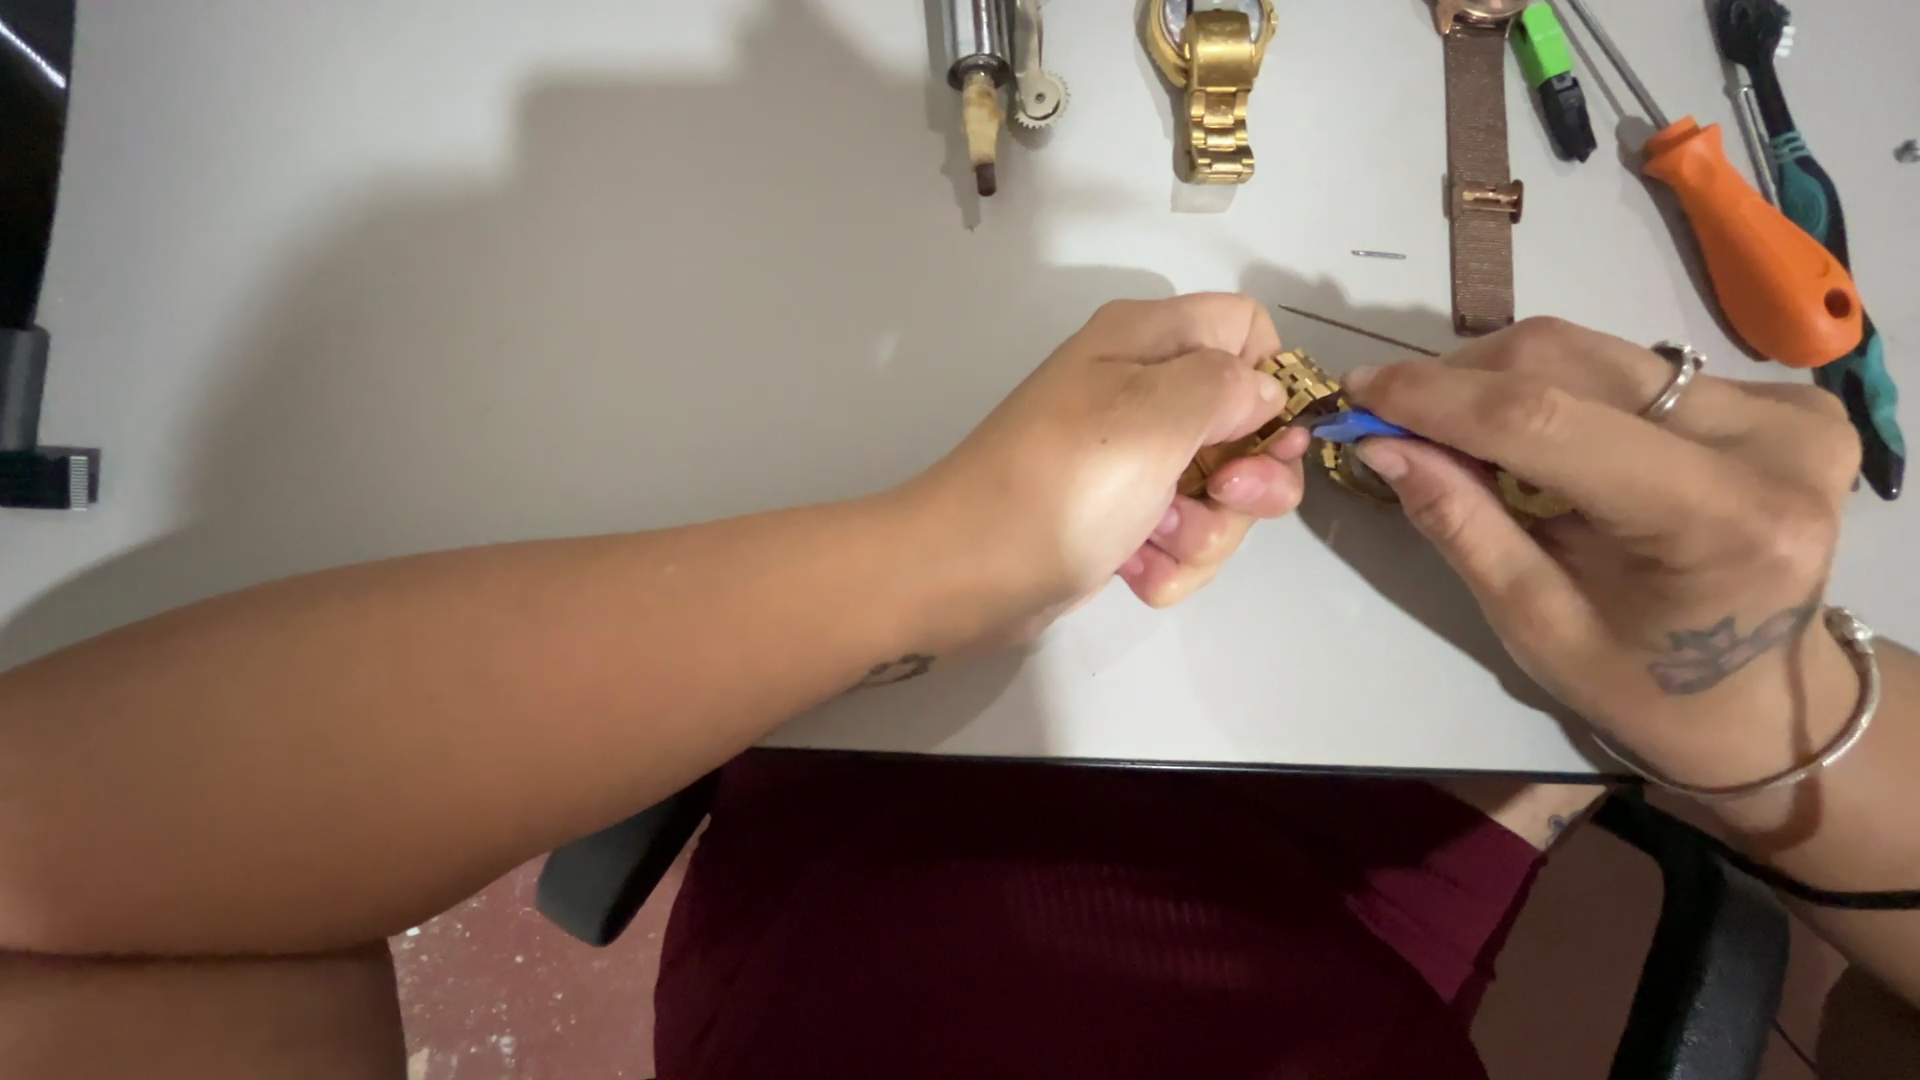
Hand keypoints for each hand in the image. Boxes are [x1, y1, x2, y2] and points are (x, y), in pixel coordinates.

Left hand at [907, 294, 1308, 634]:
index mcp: (1144, 343)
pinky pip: (1177, 540)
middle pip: (1243, 425)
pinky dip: (1165, 563)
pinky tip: (1131, 570)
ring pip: (1216, 496)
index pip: (1242, 329)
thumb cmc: (1064, 482)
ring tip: (1152, 542)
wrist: (967, 573)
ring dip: (1203, 533)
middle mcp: (1138, 396)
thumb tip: (1261, 392)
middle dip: (1248, 478)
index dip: (1268, 377)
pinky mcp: (1117, 522)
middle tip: (1222, 498)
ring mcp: (1127, 465)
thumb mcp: (1154, 413)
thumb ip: (1227, 385)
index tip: (1262, 432)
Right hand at [1346, 318, 1861, 788]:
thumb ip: (1457, 521)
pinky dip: (1538, 386)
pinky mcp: (1766, 396)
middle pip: (1564, 361)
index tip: (1355, 390)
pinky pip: (1613, 364)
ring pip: (1584, 350)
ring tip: (1441, 427)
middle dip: (1454, 383)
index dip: (1436, 397)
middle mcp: (1768, 438)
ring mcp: (1777, 407)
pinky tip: (1512, 431)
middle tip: (1387, 417)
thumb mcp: (1526, 617)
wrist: (1757, 691)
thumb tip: (1378, 443)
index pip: (1545, 421)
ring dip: (1489, 379)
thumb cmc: (1635, 678)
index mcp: (1720, 517)